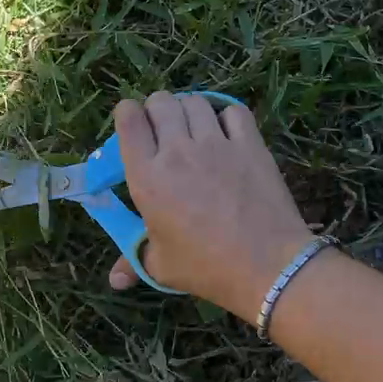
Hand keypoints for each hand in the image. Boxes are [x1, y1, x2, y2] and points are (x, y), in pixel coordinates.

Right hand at [108, 91, 315, 319]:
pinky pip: (233, 111)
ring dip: (188, 110)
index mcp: (147, 178)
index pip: (129, 119)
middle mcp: (177, 152)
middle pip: (161, 102)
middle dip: (157, 108)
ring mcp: (216, 144)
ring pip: (195, 102)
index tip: (133, 123)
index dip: (127, 113)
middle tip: (163, 128)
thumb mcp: (161, 266)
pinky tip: (226, 133)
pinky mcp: (249, 145)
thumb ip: (134, 261)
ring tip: (193, 127)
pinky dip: (226, 116)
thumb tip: (115, 280)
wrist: (268, 266)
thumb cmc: (207, 268)